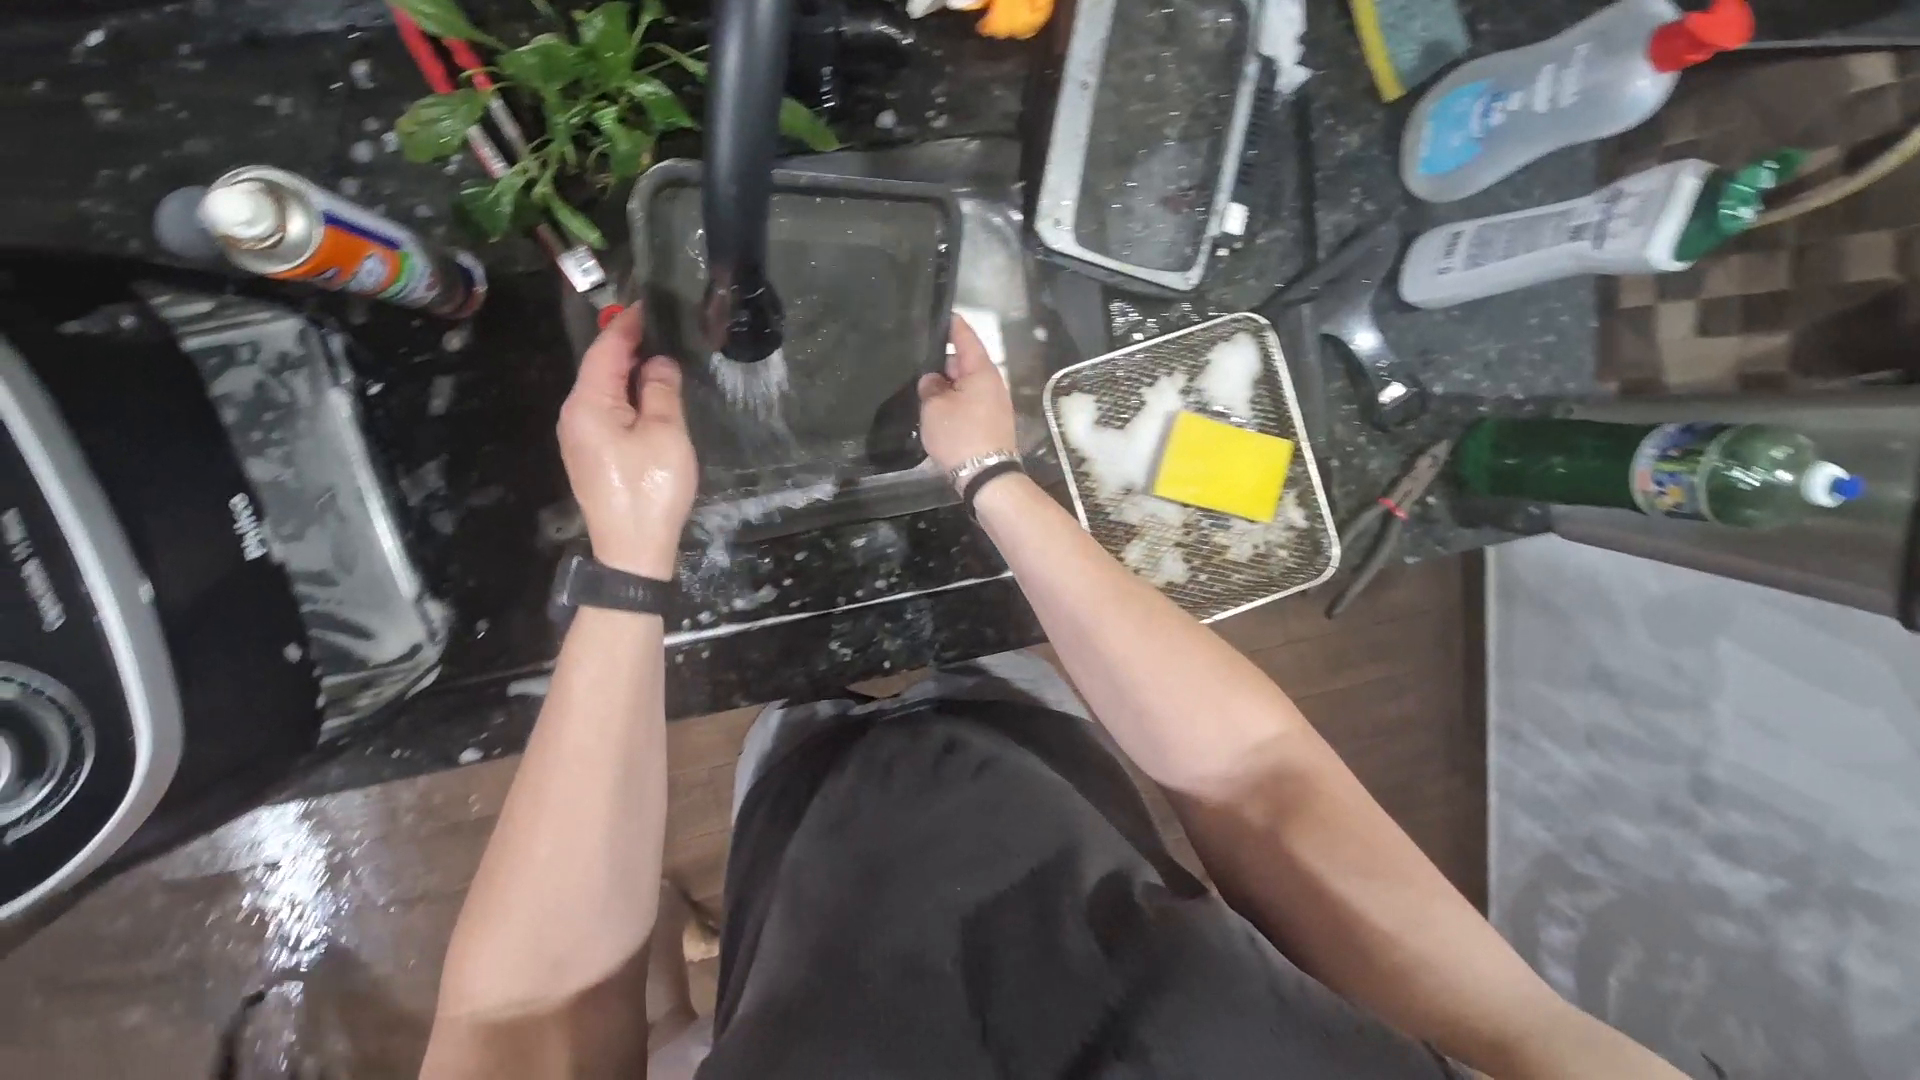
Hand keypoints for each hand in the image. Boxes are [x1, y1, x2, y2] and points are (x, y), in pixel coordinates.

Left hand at [557, 306, 696, 579]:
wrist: (633, 550)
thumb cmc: (651, 488)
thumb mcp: (665, 434)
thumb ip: (661, 391)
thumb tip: (659, 363)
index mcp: (588, 404)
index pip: (605, 351)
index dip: (626, 326)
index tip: (646, 304)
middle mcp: (574, 416)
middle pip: (599, 370)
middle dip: (627, 347)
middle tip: (660, 328)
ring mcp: (580, 438)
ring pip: (604, 393)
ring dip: (629, 374)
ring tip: (661, 358)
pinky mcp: (592, 457)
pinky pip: (607, 413)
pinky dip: (627, 398)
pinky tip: (649, 398)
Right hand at [917, 314, 1016, 474]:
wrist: (987, 476)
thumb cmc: (960, 435)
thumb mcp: (934, 407)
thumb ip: (930, 387)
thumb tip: (933, 381)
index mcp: (981, 371)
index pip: (966, 338)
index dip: (953, 325)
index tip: (943, 314)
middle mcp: (993, 383)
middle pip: (965, 363)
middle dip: (943, 363)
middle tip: (918, 365)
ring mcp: (995, 405)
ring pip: (966, 386)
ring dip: (948, 387)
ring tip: (923, 391)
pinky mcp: (992, 423)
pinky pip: (970, 403)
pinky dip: (955, 403)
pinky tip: (938, 411)